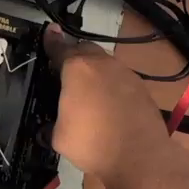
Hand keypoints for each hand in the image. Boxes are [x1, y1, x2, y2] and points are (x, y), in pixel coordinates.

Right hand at [42, 26, 174, 187]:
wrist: (140, 156)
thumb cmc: (92, 143)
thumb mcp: (59, 137)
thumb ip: (51, 124)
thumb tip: (47, 129)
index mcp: (77, 69)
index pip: (59, 48)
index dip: (50, 41)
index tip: (48, 32)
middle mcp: (102, 63)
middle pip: (84, 49)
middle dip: (74, 54)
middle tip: (65, 70)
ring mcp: (125, 73)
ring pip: (104, 62)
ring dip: (94, 70)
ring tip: (87, 90)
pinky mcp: (141, 87)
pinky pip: (119, 78)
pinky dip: (110, 84)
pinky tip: (108, 103)